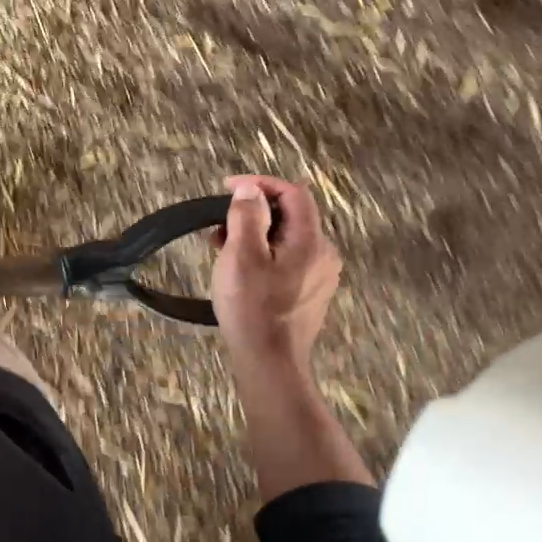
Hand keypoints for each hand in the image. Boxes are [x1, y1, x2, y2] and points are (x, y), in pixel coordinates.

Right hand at [211, 175, 342, 369]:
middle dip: (253, 209)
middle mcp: (323, 254)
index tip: (227, 188)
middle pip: (291, 215)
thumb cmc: (252, 304)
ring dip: (253, 231)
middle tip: (218, 220)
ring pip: (285, 236)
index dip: (260, 183)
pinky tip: (238, 265)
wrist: (269, 358)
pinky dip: (261, 249)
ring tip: (221, 244)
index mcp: (311, 242)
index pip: (294, 194)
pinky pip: (286, 256)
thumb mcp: (242, 254)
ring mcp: (319, 274)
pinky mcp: (309, 290)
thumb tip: (250, 188)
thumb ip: (247, 216)